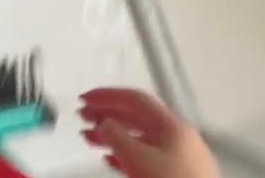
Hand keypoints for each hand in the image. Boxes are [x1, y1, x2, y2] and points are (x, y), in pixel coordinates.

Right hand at [79, 88, 217, 177]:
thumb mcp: (137, 156)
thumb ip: (115, 134)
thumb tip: (102, 122)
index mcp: (172, 125)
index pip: (135, 98)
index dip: (107, 95)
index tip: (84, 99)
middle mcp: (179, 137)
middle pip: (137, 117)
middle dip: (107, 115)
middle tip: (82, 117)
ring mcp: (182, 158)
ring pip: (141, 138)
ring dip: (113, 136)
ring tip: (89, 139)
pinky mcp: (181, 177)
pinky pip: (148, 158)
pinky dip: (126, 155)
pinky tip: (110, 159)